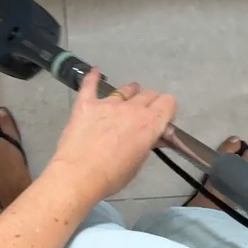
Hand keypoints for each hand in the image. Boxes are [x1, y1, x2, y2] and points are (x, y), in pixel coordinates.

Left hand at [42, 70, 176, 201]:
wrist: (78, 175)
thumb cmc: (112, 176)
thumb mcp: (138, 162)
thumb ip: (148, 142)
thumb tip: (155, 135)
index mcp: (149, 123)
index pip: (168, 103)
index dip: (167, 110)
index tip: (161, 120)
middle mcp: (132, 108)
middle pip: (148, 94)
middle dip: (150, 103)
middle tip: (143, 115)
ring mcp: (108, 103)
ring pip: (126, 89)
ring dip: (130, 93)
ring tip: (126, 99)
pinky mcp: (86, 103)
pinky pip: (90, 85)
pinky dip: (93, 77)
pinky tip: (95, 71)